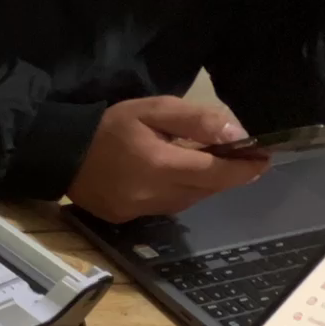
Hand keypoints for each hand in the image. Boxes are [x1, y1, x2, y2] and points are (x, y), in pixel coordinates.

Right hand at [67, 96, 270, 222]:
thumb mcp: (157, 109)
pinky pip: (160, 209)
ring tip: (205, 171)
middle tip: (239, 162)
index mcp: (161, 165)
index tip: (264, 159)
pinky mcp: (120, 216)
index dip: (245, 168)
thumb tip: (238, 135)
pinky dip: (174, 196)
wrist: (60, 156)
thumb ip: (200, 120)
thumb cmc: (110, 127)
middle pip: (203, 191)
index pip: (216, 172)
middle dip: (225, 177)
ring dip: (200, 188)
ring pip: (184, 203)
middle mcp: (149, 194)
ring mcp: (133, 209)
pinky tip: (169, 182)